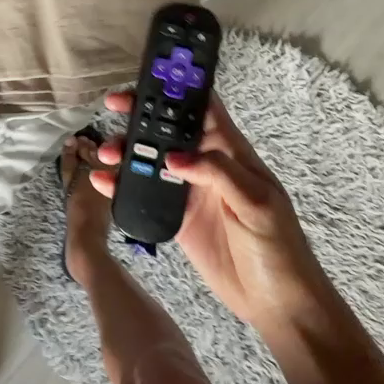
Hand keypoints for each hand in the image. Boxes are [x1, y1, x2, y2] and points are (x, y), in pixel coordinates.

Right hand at [91, 92, 320, 331]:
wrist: (277, 305)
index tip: (148, 79)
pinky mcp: (176, 218)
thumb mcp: (258, 204)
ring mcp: (190, 191)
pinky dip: (122, 186)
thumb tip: (173, 158)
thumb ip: (219, 174)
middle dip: (139, 115)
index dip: (177, 89)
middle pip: (168, 130)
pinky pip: (145, 194)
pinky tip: (104, 182)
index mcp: (231, 153)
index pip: (202, 109)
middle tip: (112, 106)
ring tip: (106, 154)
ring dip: (126, 151)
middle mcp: (207, 165)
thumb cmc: (279, 248)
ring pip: (150, 159)